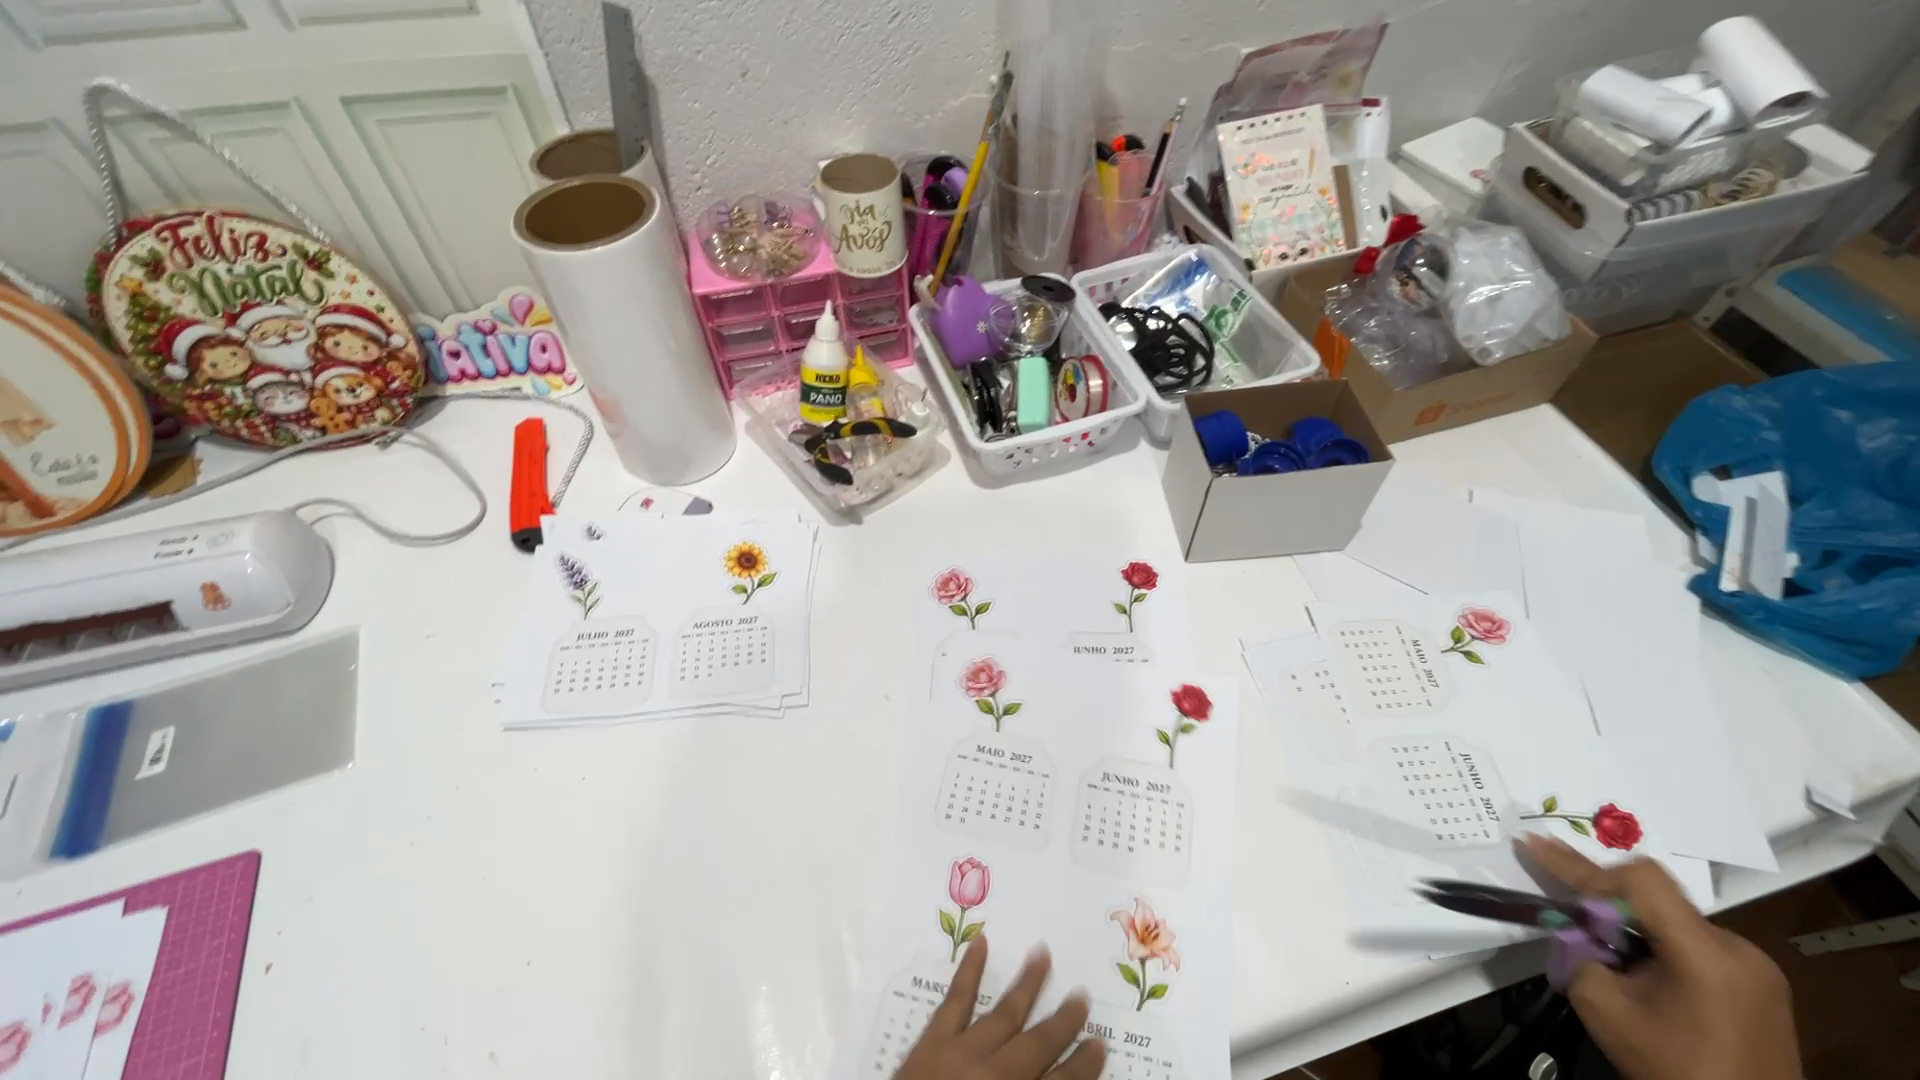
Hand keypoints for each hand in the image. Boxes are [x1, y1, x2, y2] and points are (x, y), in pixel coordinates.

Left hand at [894, 936, 1105, 1079]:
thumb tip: (1051, 1075)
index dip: (1083, 1066)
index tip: (1099, 1045)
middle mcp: (996, 1075)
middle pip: (1038, 1044)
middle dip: (1064, 1021)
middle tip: (1082, 995)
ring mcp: (962, 1055)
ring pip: (1004, 1014)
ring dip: (1027, 985)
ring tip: (1044, 956)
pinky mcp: (931, 1042)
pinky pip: (955, 1001)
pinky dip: (968, 970)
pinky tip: (981, 943)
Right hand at [1520, 835, 1799, 1079]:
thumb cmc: (1675, 1070)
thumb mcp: (1604, 1010)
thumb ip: (1578, 955)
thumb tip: (1576, 929)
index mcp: (1706, 954)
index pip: (1639, 881)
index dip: (1582, 865)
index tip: (1536, 845)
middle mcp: (1738, 948)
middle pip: (1655, 896)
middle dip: (1603, 896)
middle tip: (1562, 900)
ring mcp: (1756, 966)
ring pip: (1673, 918)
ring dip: (1631, 923)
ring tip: (1605, 953)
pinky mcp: (1760, 983)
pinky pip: (1695, 942)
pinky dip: (1658, 943)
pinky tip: (1642, 972)